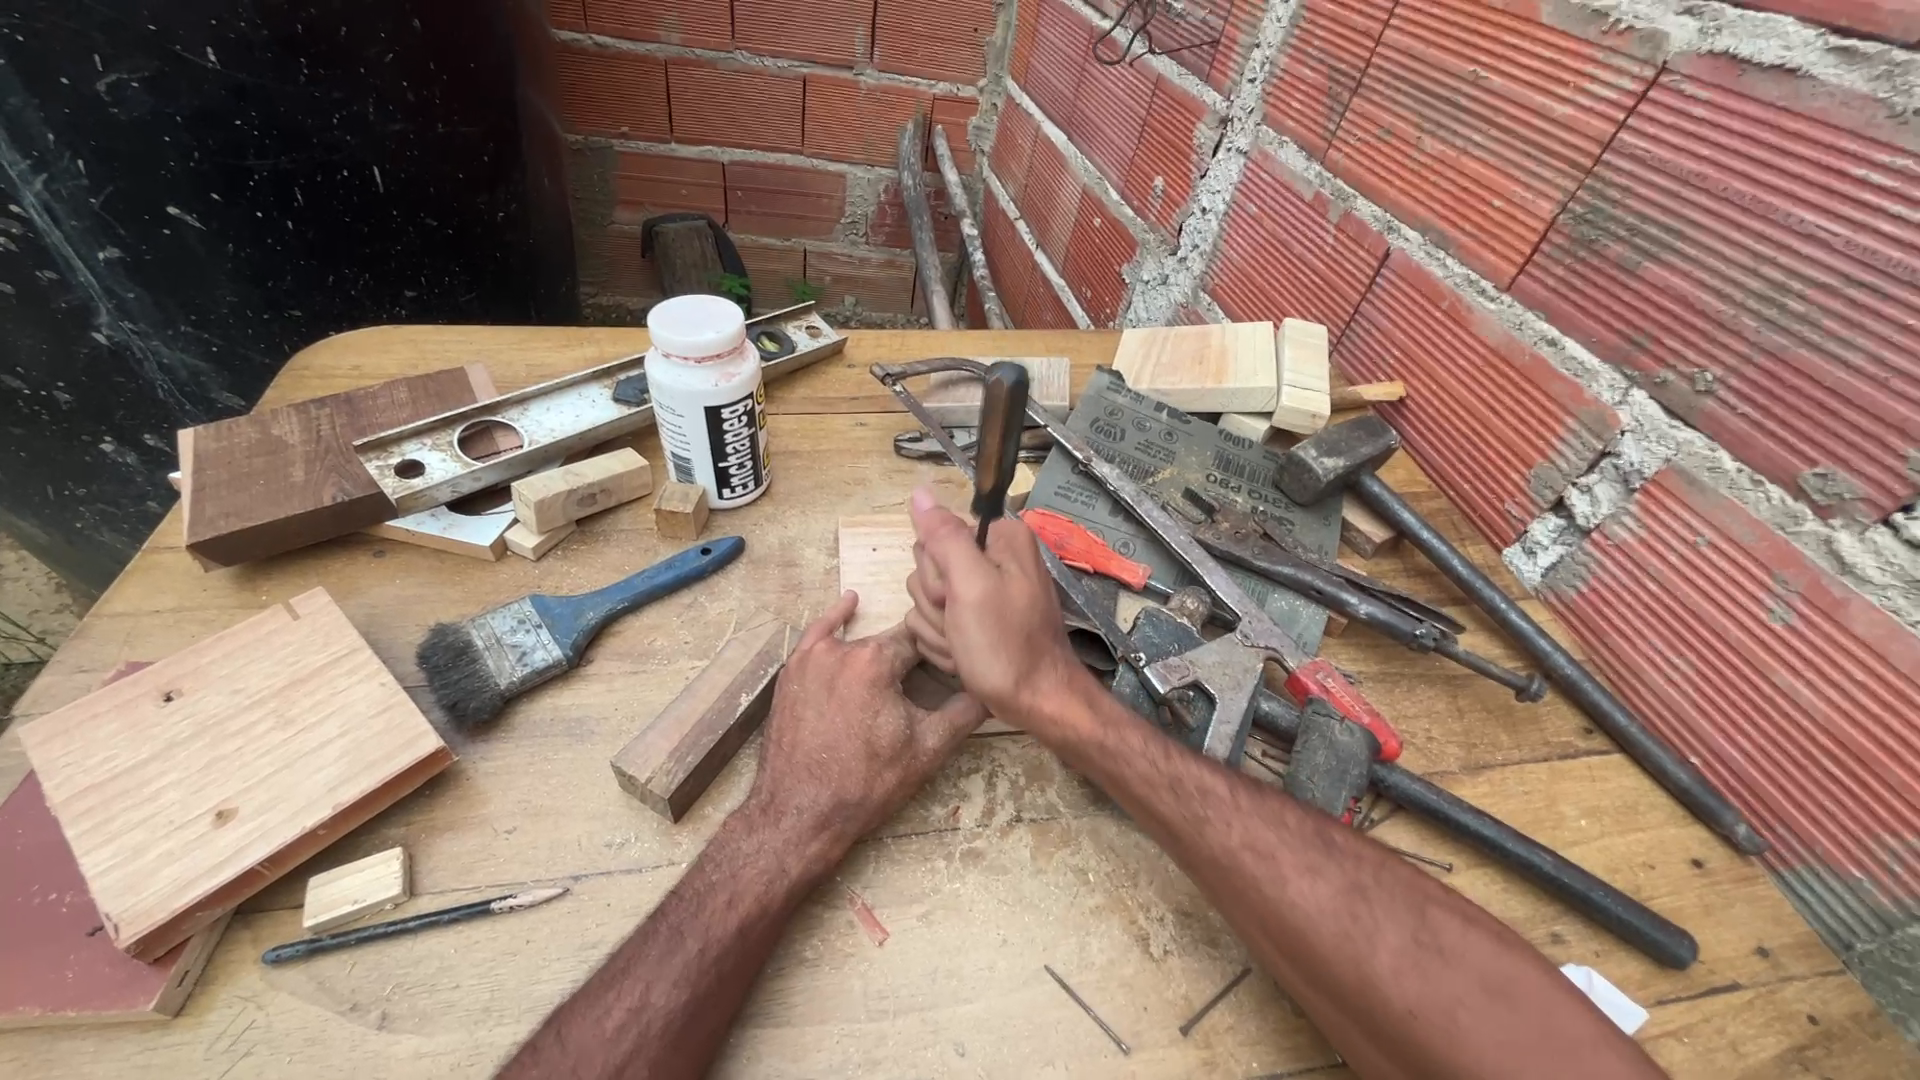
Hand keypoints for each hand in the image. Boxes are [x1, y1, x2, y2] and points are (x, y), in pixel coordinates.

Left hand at [745, 591, 986, 856]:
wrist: (802, 814)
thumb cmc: (866, 784)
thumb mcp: (927, 749)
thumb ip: (964, 712)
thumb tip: (991, 690)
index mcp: (877, 661)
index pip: (921, 642)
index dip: (939, 656)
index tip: (950, 671)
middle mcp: (842, 650)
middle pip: (889, 644)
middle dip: (908, 662)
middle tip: (921, 689)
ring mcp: (811, 659)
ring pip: (859, 644)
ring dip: (877, 656)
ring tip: (895, 678)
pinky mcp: (792, 673)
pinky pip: (817, 636)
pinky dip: (834, 619)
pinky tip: (850, 602)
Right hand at [904, 487, 1083, 730]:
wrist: (1037, 702)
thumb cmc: (1006, 646)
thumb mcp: (971, 586)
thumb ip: (943, 536)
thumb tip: (919, 492)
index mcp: (999, 539)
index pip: (932, 538)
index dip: (936, 574)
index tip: (956, 600)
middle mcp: (993, 558)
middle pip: (927, 570)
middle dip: (937, 607)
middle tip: (965, 627)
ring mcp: (984, 592)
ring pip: (927, 601)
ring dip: (940, 631)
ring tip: (968, 647)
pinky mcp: (977, 620)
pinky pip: (937, 625)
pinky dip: (946, 646)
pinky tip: (967, 658)